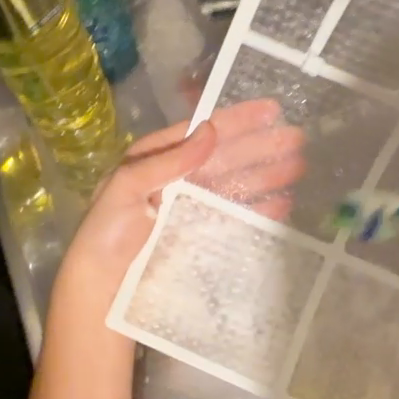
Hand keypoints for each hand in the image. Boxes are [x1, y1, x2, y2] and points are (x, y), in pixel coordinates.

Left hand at [54, 99, 304, 319]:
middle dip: (261, 148)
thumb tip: (210, 130)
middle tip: (298, 140)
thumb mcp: (126, 187)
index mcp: (155, 160)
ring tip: (298, 168)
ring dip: (266, 175)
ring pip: (234, 185)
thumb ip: (168, 160)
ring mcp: (189, 209)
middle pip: (225, 158)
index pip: (202, 133)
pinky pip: (233, 217)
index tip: (271, 110)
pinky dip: (258, 210)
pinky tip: (280, 204)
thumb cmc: (106, 234)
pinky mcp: (198, 237)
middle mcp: (175, 180)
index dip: (237, 121)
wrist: (100, 287)